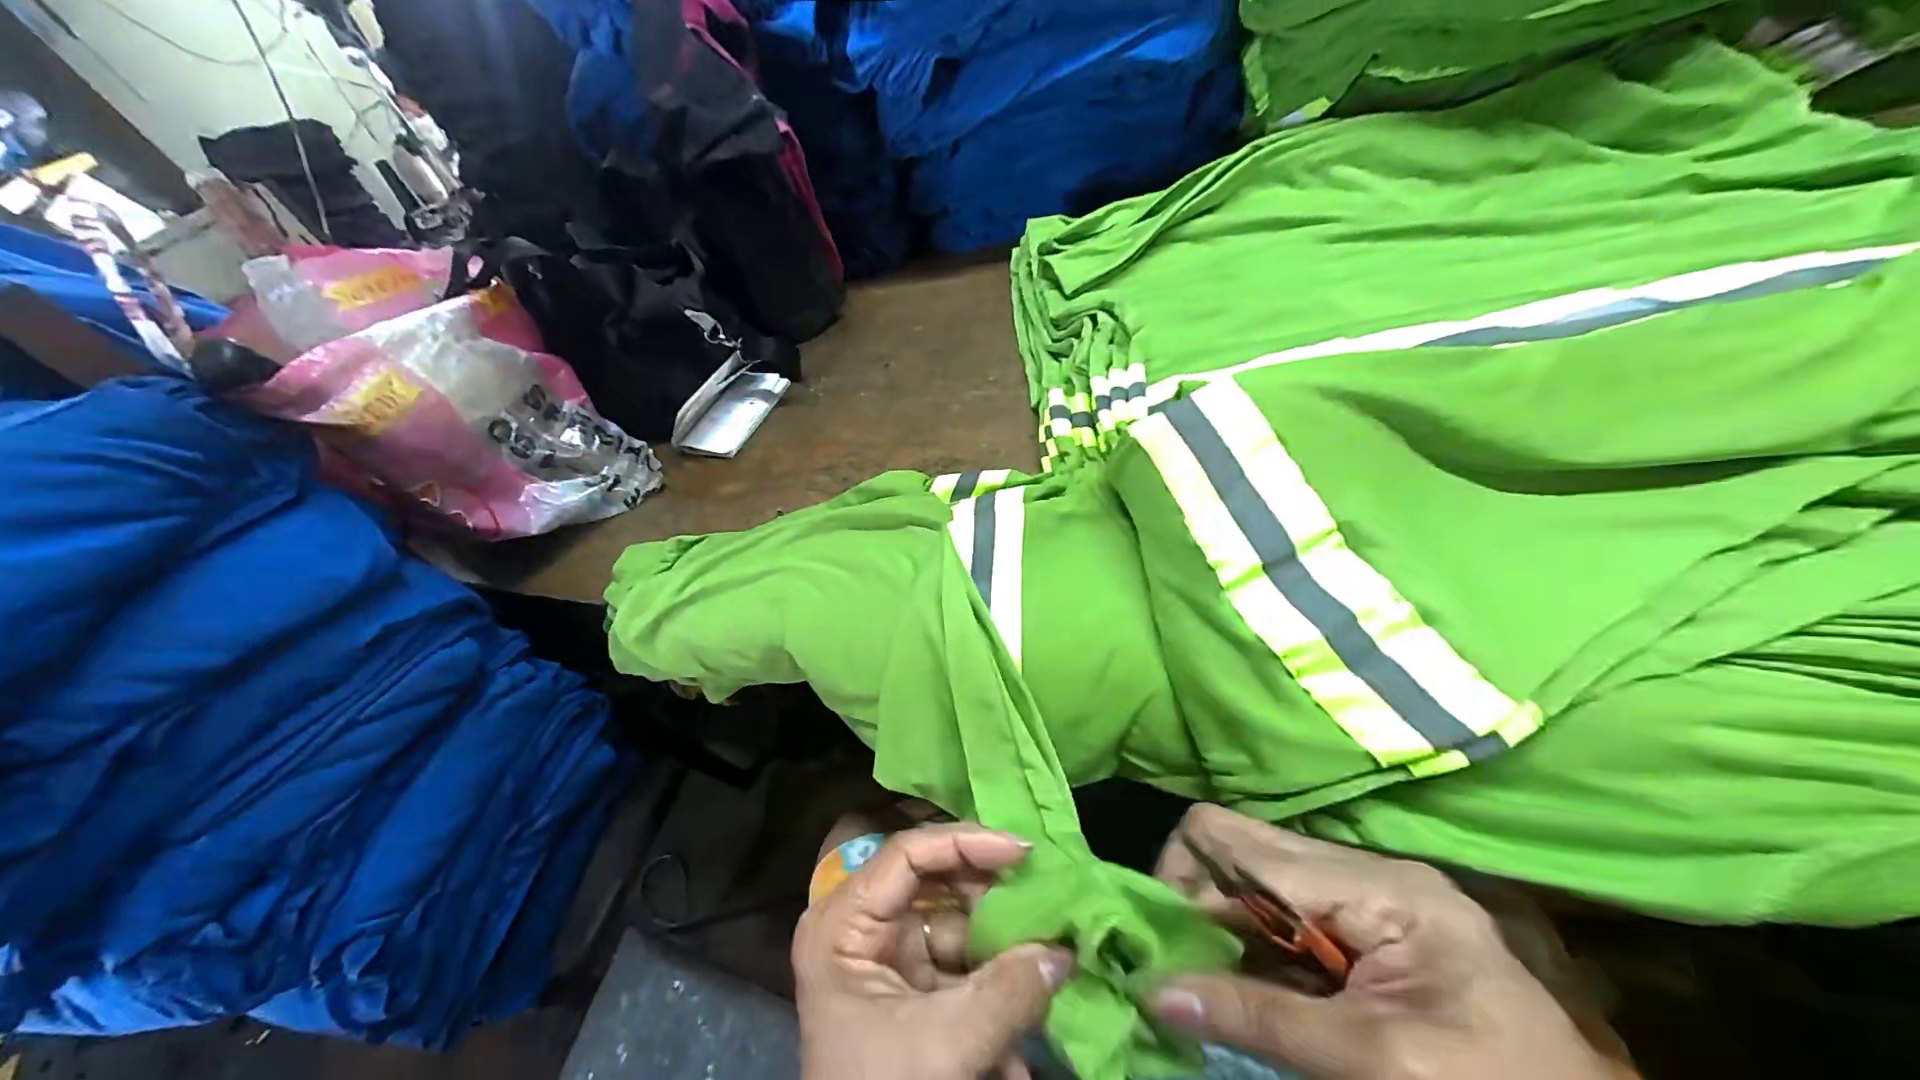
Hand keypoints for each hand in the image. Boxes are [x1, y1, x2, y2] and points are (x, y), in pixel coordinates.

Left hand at [793, 823, 1074, 1079]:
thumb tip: (1062, 952)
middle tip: (1040, 896)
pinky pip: (963, 967)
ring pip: (958, 925)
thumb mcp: (944, 1046)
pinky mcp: (914, 990)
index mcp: (843, 924)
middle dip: (991, 896)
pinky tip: (1022, 1019)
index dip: (965, 842)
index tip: (1021, 850)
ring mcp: (889, 958)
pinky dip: (996, 985)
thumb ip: (1008, 994)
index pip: (907, 854)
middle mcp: (863, 928)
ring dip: (1001, 947)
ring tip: (1043, 955)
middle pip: (936, 884)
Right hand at [1148, 805, 1615, 1079]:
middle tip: (1167, 968)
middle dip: (1193, 904)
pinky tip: (1231, 989)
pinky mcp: (1358, 935)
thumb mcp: (1377, 1061)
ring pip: (1250, 888)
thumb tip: (1154, 993)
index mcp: (1374, 883)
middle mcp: (1359, 873)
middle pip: (1238, 853)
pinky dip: (1242, 951)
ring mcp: (1359, 903)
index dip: (1182, 879)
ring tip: (1192, 983)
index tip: (1158, 941)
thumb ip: (1261, 1019)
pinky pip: (1276, 924)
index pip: (1236, 839)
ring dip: (1214, 930)